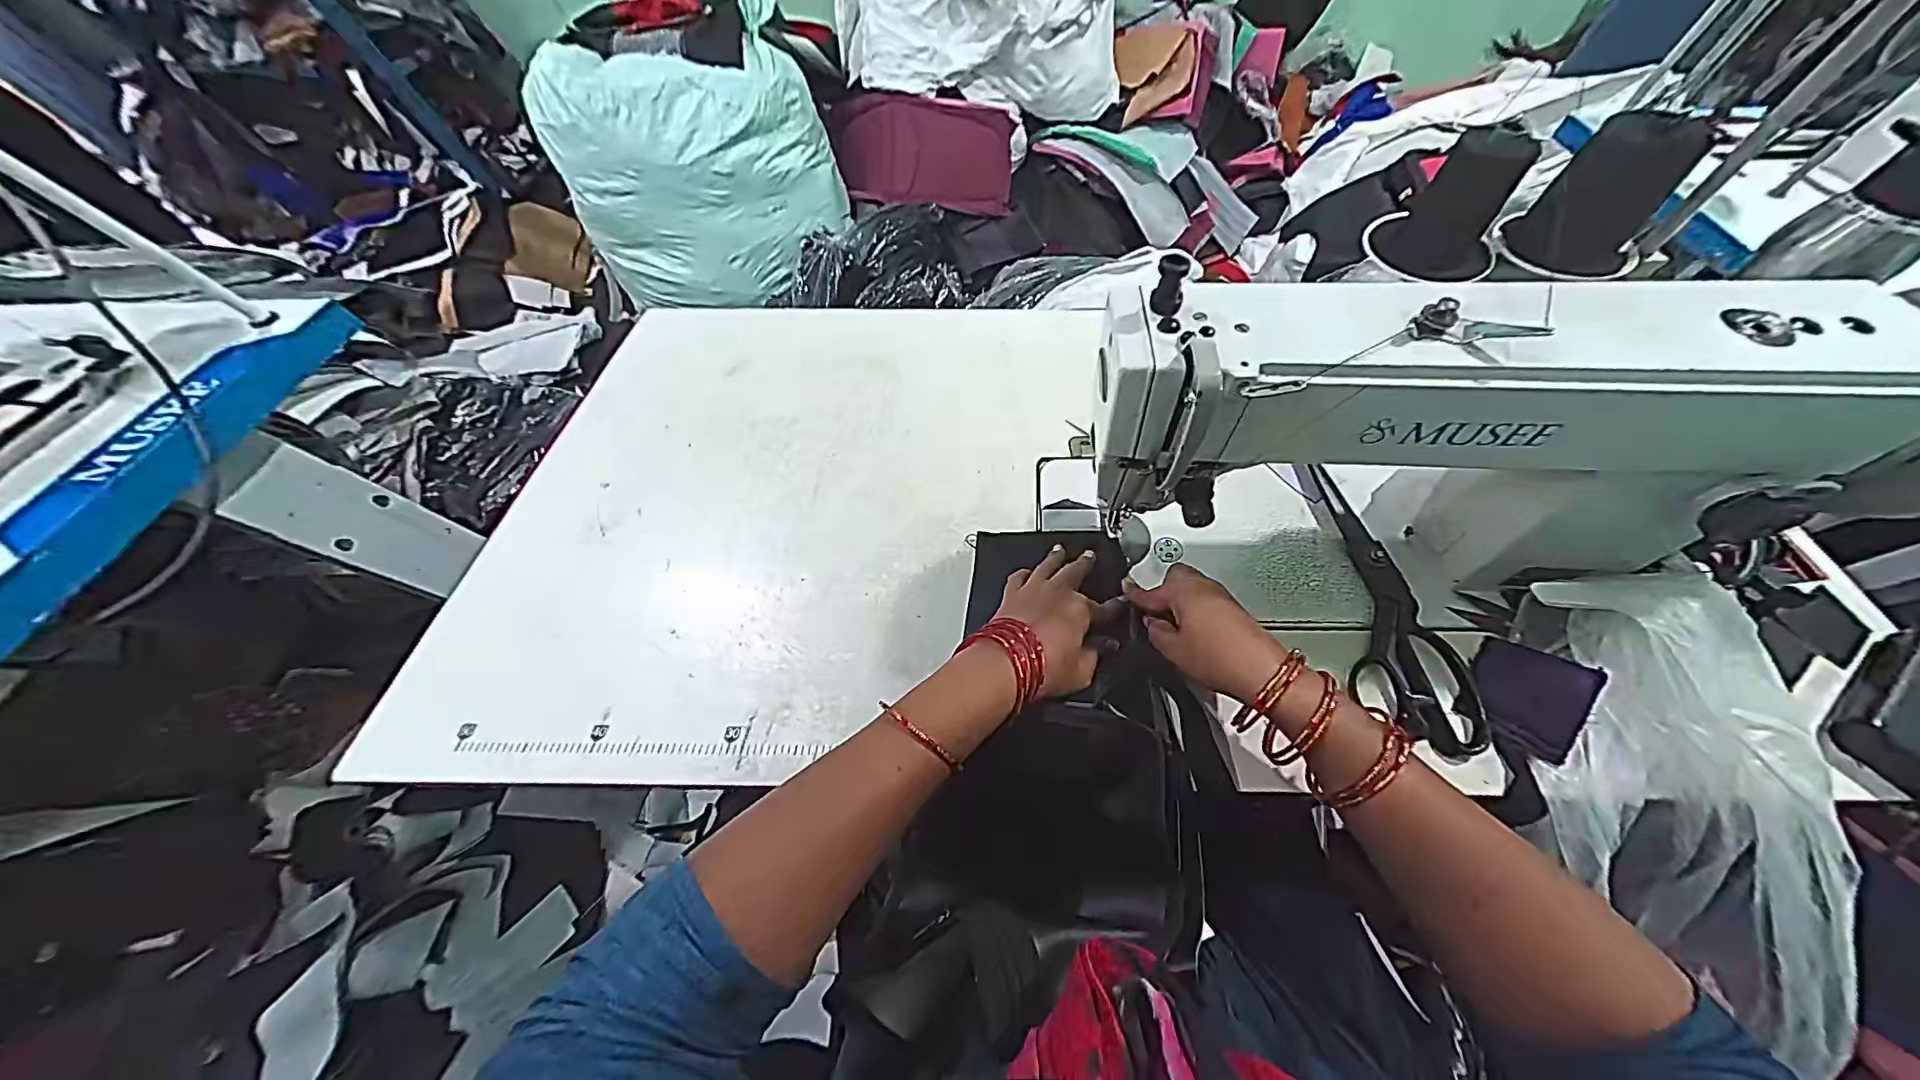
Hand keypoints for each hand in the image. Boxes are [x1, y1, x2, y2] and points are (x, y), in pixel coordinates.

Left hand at [989, 546, 1123, 698]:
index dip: (1116, 608)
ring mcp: (1033, 591)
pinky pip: (1018, 577)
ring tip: (1060, 551)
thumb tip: (1102, 648)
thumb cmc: (1041, 667)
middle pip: (1076, 572)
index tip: (1120, 606)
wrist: (1005, 662)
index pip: (1105, 608)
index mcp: (1080, 610)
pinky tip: (1026, 571)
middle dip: (1085, 564)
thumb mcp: (1081, 671)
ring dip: (1056, 557)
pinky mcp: (1011, 596)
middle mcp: (1057, 593)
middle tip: (1090, 557)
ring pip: (1047, 566)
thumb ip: (1095, 655)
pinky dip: (1024, 573)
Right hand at [1123, 564, 1285, 699]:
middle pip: (1174, 577)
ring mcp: (1220, 595)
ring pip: (1191, 588)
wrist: (1263, 673)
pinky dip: (1195, 610)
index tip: (1127, 591)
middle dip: (1162, 592)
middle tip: (1153, 614)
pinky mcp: (1232, 608)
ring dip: (1179, 601)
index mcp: (1183, 591)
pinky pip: (1204, 600)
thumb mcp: (1172, 651)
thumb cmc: (1224, 660)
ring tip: (1174, 629)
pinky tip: (1194, 633)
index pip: (1150, 590)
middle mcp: (1203, 586)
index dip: (1134, 594)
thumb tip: (1152, 625)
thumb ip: (1154, 632)